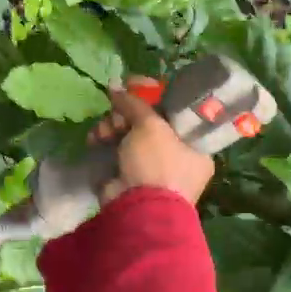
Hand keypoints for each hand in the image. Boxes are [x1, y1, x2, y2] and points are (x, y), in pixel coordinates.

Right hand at [89, 81, 214, 207]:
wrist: (141, 207)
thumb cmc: (157, 163)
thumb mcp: (150, 126)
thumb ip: (134, 102)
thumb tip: (116, 86)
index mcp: (194, 144)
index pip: (174, 110)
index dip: (153, 94)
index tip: (132, 84)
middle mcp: (178, 153)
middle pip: (147, 118)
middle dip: (125, 112)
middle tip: (114, 112)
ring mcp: (154, 164)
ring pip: (128, 130)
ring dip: (111, 125)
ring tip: (102, 132)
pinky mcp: (132, 171)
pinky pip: (118, 145)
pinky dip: (105, 139)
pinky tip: (96, 139)